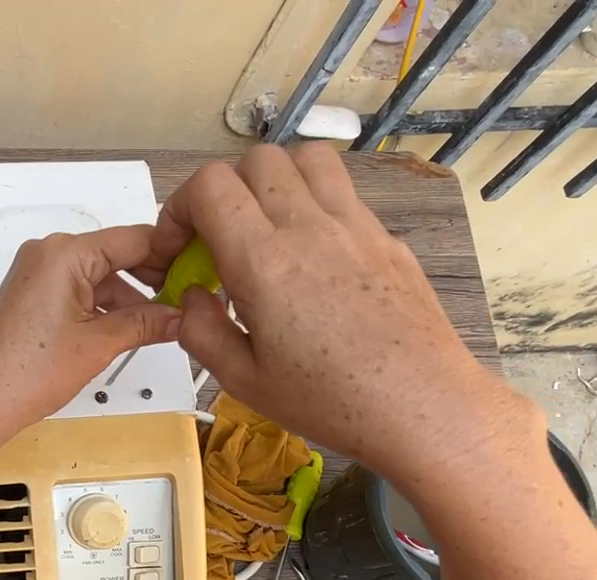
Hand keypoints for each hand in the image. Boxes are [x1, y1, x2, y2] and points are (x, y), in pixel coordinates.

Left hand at [0, 225, 181, 452]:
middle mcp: (47, 252)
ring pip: (95, 275)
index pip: (135, 238)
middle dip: (149, 278)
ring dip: (125, 297)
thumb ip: (146, 323)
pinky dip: (99, 306)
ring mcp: (33, 273)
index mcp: (65, 252)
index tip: (198, 272)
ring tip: (156, 325)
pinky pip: (74, 289)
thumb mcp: (99, 345)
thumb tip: (181, 316)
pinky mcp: (27, 295)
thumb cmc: (28, 374)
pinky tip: (121, 329)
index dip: (171, 255)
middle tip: (183, 302)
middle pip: (115, 254)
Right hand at [141, 143, 539, 487]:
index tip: (177, 250)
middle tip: (213, 241)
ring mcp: (355, 225)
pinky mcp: (384, 236)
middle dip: (220, 192)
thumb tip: (190, 296)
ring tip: (260, 231)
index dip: (179, 208)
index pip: (211, 187)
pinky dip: (308, 201)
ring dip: (269, 182)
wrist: (419, 405)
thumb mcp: (240, 380)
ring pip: (304, 157)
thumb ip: (200, 330)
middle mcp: (310, 228)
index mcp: (264, 263)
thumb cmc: (326, 401)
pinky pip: (340, 190)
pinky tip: (304, 254)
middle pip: (255, 160)